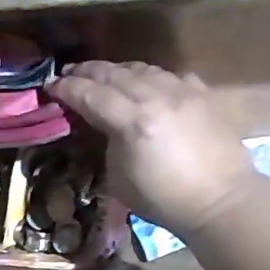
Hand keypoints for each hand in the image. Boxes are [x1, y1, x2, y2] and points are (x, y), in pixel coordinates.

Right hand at [48, 61, 264, 236]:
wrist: (220, 200)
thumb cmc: (163, 200)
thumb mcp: (118, 178)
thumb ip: (107, 143)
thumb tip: (103, 126)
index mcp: (133, 122)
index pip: (90, 95)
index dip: (66, 89)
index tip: (49, 86)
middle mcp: (156, 96)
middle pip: (113, 74)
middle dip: (87, 73)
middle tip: (68, 74)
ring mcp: (182, 91)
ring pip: (141, 68)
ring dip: (117, 71)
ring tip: (102, 75)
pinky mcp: (201, 93)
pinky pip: (168, 75)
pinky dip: (149, 77)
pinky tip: (144, 84)